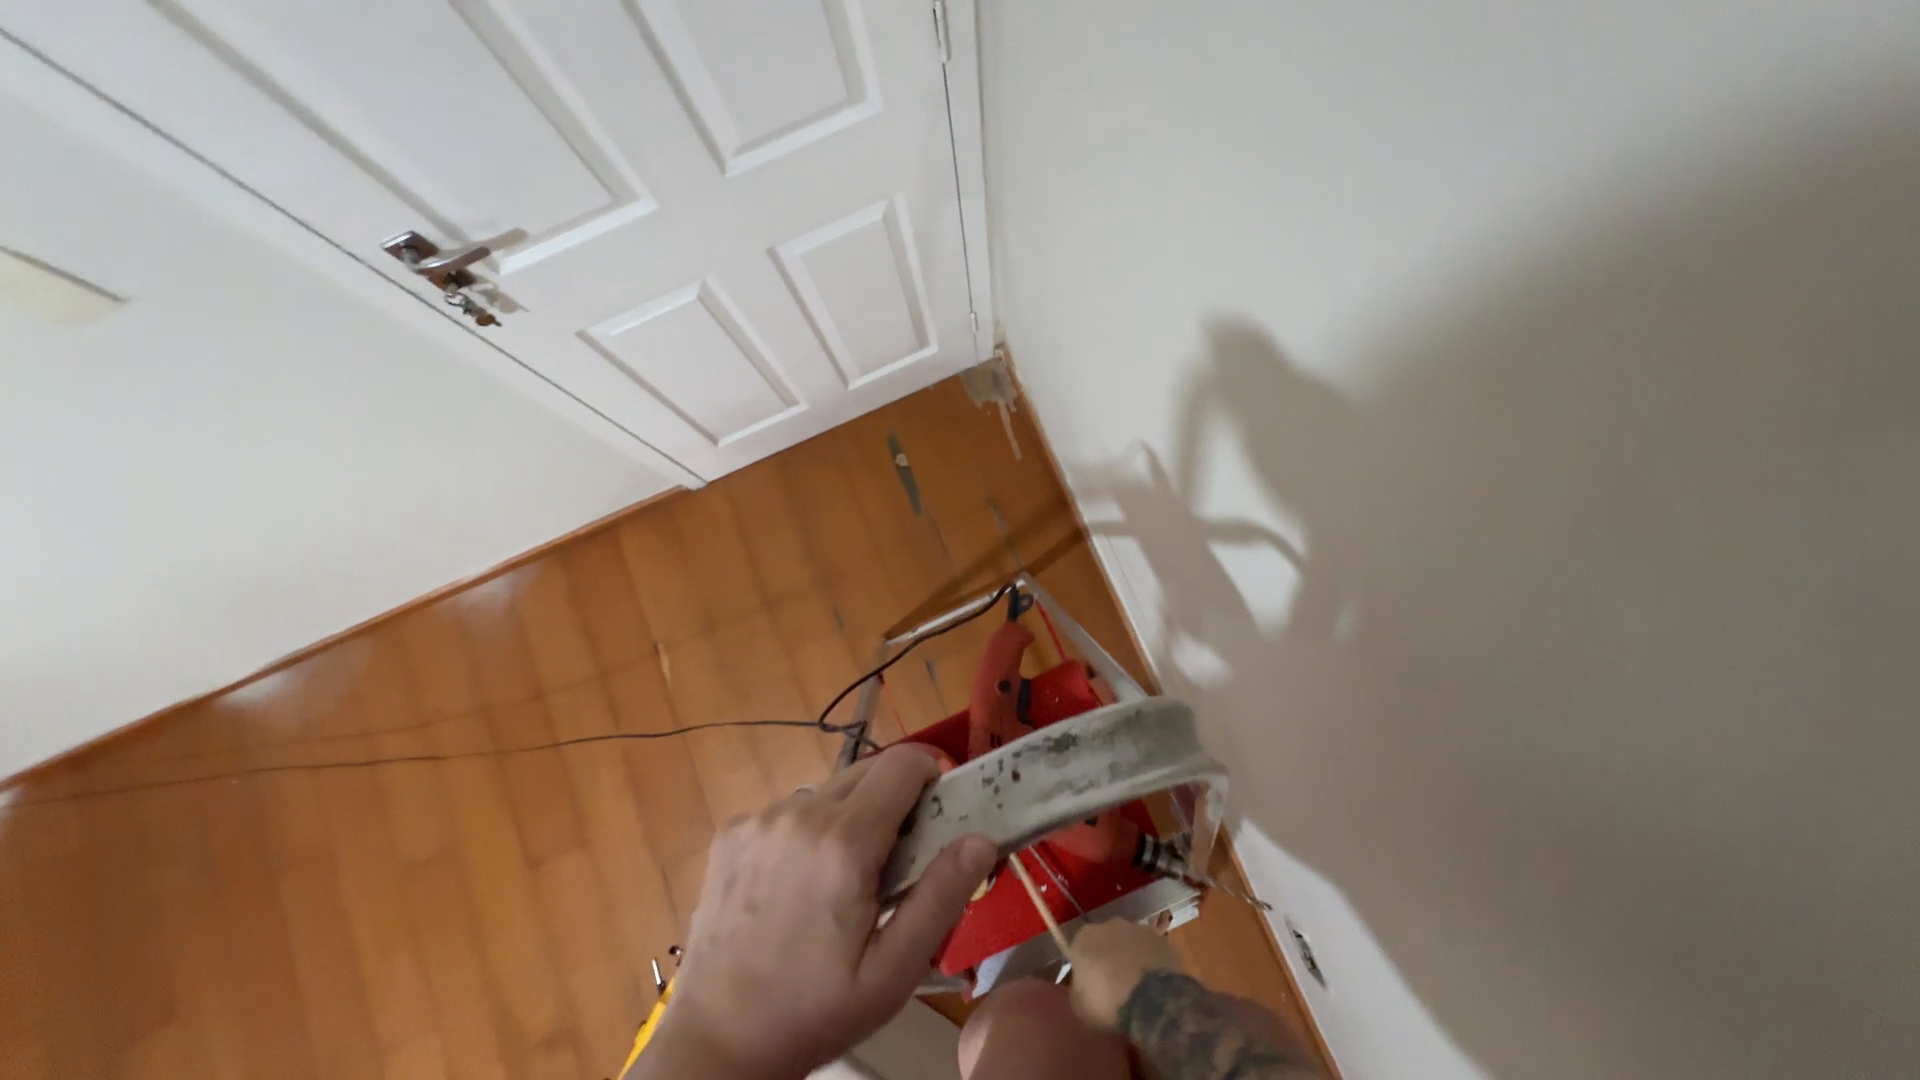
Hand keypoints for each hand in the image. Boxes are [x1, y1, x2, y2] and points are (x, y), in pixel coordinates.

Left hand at [638, 747, 996, 1079]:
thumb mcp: (894, 970)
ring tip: (841, 879)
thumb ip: (941, 897)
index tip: (938, 814)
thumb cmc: (815, 1009)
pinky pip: (788, 811)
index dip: (932, 777)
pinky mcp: (731, 832)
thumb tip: (980, 838)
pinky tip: (796, 883)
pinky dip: (806, 831)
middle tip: (895, 860)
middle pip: (867, 772)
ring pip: (827, 791)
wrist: (719, 1039)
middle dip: (893, 801)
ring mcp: (759, 819)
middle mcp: (799, 813)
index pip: (904, 764)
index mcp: (844, 841)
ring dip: (848, 817)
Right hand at [1068, 917, 1185, 1030]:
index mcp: (1083, 937)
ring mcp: (1138, 929)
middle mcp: (1109, 925)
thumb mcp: (1078, 1005)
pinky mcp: (1162, 940)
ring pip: (1129, 944)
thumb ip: (1076, 988)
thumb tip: (1082, 985)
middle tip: (1112, 986)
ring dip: (1130, 959)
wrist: (1153, 1001)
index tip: (1089, 987)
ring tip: (1136, 987)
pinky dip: (1150, 964)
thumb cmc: (1107, 1003)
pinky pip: (1151, 952)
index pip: (1078, 949)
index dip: (1084, 968)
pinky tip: (1153, 985)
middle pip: (1105, 942)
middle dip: (1107, 959)